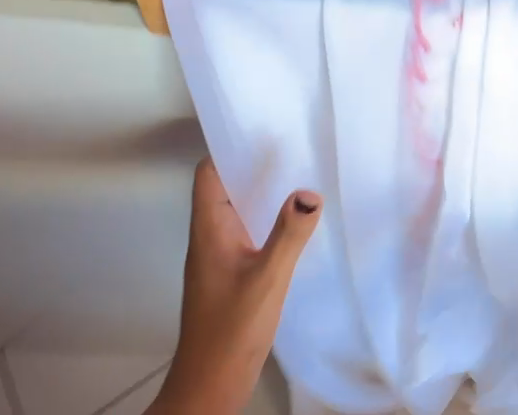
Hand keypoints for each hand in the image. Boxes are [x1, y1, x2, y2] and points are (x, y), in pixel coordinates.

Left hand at [147, 159, 321, 414]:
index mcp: (209, 231)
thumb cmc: (230, 331)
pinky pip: (247, 230)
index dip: (229, 148)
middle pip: (223, 187)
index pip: (207, 174)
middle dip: (252, 163)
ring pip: (236, 209)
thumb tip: (310, 191)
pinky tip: (295, 220)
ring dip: (261, 190)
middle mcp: (209, 238)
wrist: (209, 388)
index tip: (262, 129)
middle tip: (292, 142)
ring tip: (299, 171)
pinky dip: (267, 216)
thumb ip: (289, 235)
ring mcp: (218, 257)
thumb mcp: (267, 279)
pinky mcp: (231, 274)